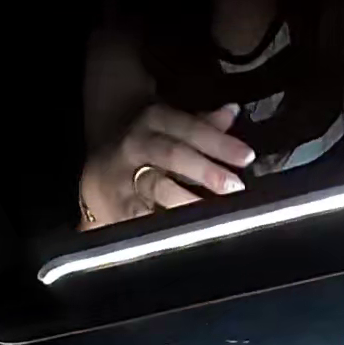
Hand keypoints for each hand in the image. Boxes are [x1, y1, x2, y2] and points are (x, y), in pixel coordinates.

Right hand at [78, 103, 253, 228]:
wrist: (96, 173)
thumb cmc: (144, 151)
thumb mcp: (168, 129)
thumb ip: (200, 125)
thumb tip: (232, 112)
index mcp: (155, 120)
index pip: (191, 127)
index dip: (219, 142)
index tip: (247, 157)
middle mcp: (138, 143)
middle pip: (173, 154)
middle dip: (205, 171)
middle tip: (234, 187)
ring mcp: (124, 175)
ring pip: (156, 186)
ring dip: (186, 200)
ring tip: (212, 213)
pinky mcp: (117, 205)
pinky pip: (140, 216)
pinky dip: (160, 224)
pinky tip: (182, 232)